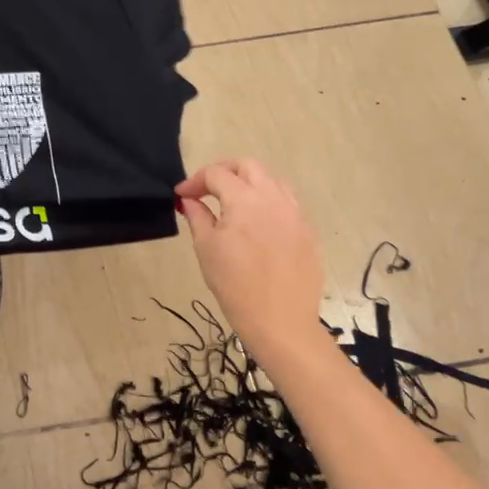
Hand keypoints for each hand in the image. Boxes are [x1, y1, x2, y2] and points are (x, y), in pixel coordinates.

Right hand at [176, 160, 324, 360]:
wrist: (280, 321)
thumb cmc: (235, 284)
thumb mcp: (206, 247)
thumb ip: (198, 216)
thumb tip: (191, 200)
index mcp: (245, 201)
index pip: (217, 174)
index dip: (194, 181)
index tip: (182, 196)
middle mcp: (274, 200)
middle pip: (249, 166)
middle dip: (224, 171)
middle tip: (206, 189)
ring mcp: (295, 216)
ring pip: (273, 181)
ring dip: (250, 183)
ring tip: (233, 202)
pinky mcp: (307, 233)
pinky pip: (287, 204)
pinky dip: (268, 202)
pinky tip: (256, 223)